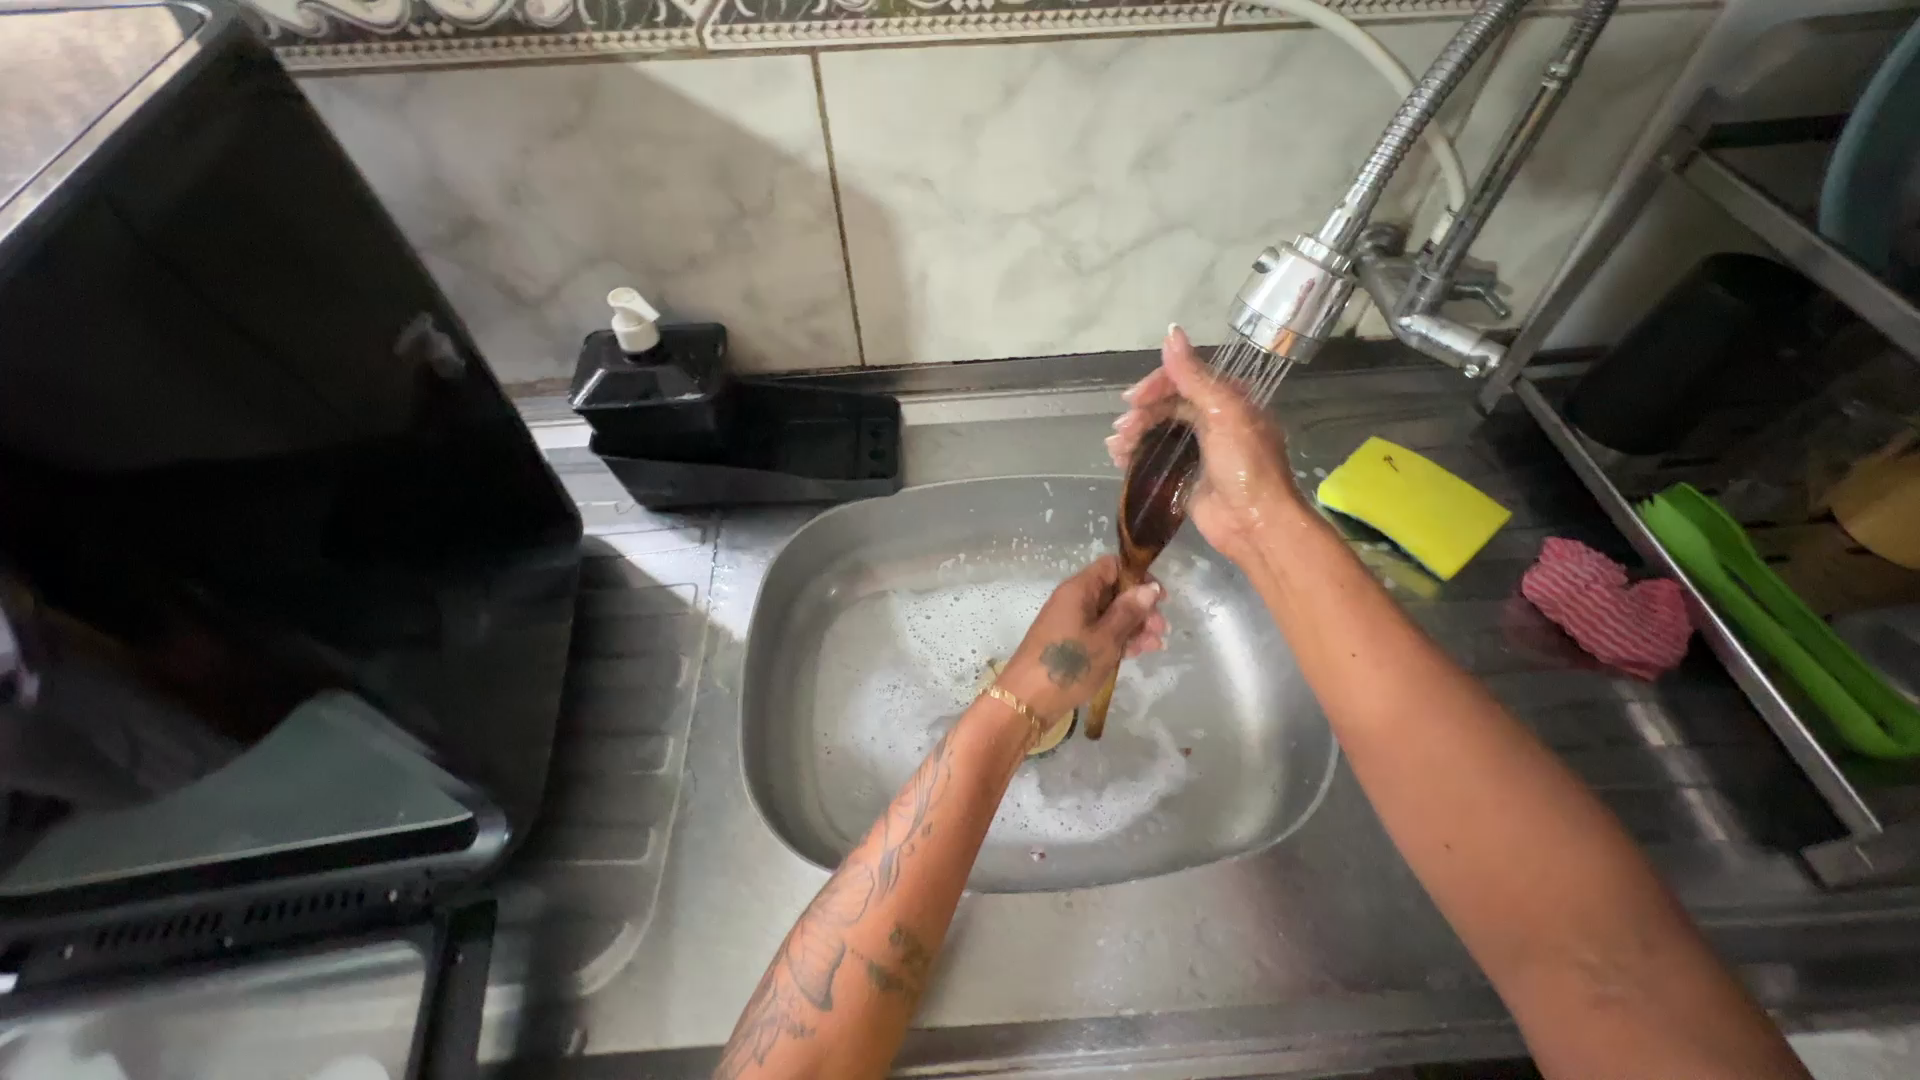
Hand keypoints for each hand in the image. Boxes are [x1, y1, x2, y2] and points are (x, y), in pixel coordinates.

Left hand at [996, 556, 1165, 721]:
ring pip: (1109, 616)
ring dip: (1134, 627)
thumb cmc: (1068, 665)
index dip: (1138, 576)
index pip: (1112, 566)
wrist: (1026, 701)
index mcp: (1078, 590)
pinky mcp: (1071, 645)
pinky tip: (1140, 653)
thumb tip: (1150, 588)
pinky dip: (1119, 641)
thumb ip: (1128, 612)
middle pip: (1113, 592)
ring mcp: (1071, 623)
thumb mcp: (1105, 638)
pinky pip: (1100, 634)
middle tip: (1162, 629)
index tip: (1159, 597)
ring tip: (1156, 645)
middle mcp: (1074, 601)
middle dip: (1140, 608)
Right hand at [1106, 325, 1306, 568]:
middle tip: (1122, 430)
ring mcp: (1198, 451)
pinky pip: (1154, 458)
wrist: (1255, 523)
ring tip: (1116, 447)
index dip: (1156, 385)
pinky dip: (1135, 456)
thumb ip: (1194, 376)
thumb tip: (1170, 331)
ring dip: (1134, 434)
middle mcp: (1213, 421)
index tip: (1132, 400)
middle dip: (1141, 414)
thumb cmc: (1246, 466)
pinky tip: (1119, 459)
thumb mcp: (1224, 413)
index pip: (1184, 379)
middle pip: (1167, 406)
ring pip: (1157, 432)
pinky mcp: (1185, 477)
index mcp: (1229, 400)